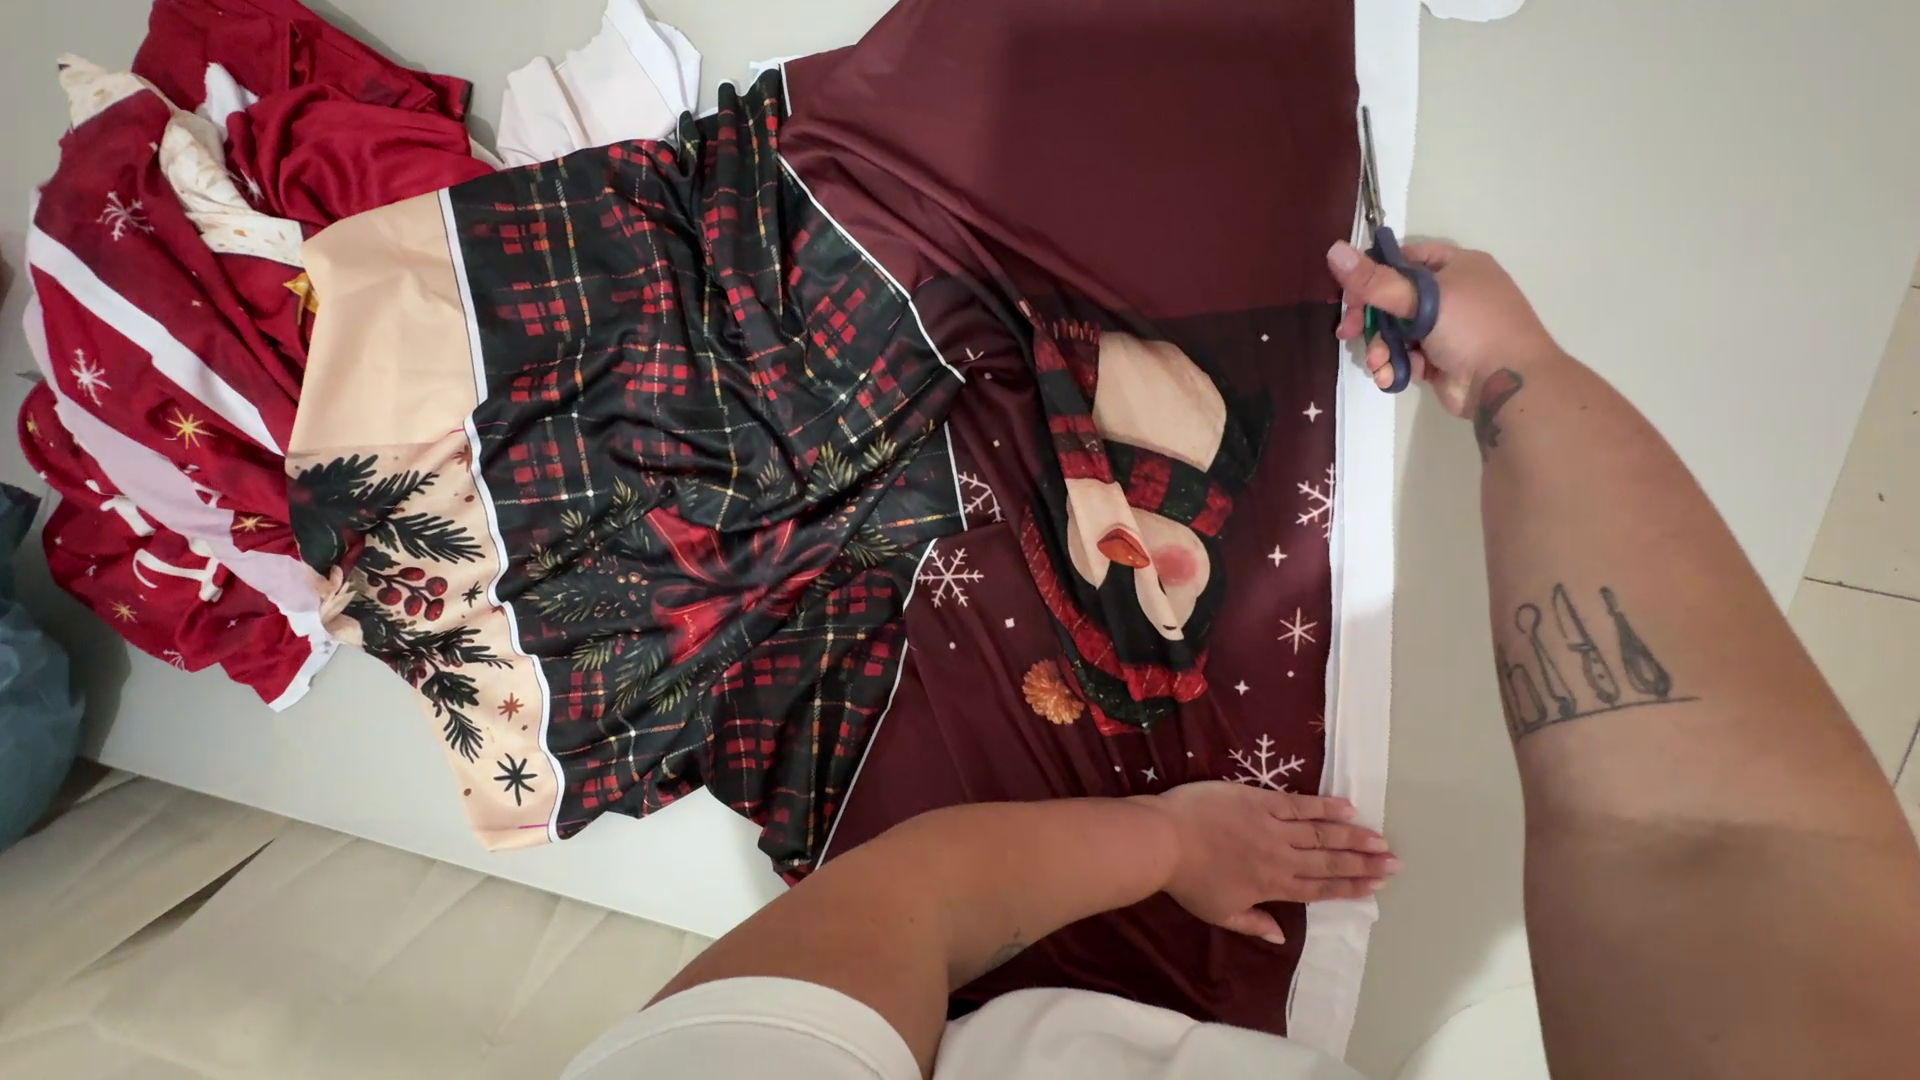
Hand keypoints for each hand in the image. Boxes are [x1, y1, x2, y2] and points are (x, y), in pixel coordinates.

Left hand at [1142, 782, 1399, 943]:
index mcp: (1272, 886)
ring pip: (1320, 833)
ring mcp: (1271, 826)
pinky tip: (1346, 806)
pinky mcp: (1258, 800)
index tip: (1377, 885)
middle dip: (1363, 863)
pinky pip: (1297, 803)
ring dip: (1352, 836)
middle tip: (1395, 861)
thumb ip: (1252, 923)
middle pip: (1328, 861)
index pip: (1319, 888)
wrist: (1164, 838)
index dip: (1350, 886)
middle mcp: (1279, 857)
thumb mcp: (1218, 912)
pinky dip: (1323, 805)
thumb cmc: (1187, 878)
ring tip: (1380, 838)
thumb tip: (1280, 938)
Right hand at [1326, 239, 1564, 416]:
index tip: (1348, 295)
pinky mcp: (1437, 359)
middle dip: (1368, 320)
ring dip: (1379, 349)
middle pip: (1391, 299)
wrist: (1506, 382)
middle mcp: (1449, 294)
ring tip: (1379, 363)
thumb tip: (1333, 250)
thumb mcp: (1421, 299)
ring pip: (1393, 332)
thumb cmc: (1471, 327)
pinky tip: (1390, 376)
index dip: (1372, 275)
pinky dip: (1393, 366)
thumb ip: (1374, 280)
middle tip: (1349, 333)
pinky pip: (1403, 356)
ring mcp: (1443, 329)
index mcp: (1455, 267)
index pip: (1403, 259)